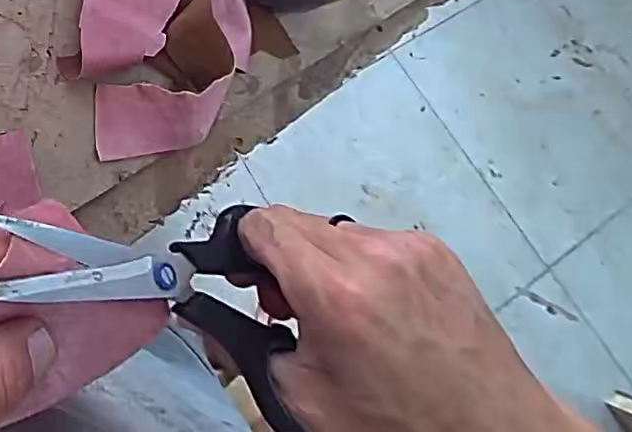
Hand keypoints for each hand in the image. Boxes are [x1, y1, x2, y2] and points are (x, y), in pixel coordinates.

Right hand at [238, 206, 591, 431]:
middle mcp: (370, 253)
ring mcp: (406, 244)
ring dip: (320, 256)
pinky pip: (372, 236)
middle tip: (288, 302)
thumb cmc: (398, 428)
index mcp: (334, 290)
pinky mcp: (432, 245)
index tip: (246, 273)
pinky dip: (360, 261)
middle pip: (294, 220)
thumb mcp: (304, 399)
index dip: (244, 245)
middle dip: (280, 254)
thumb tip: (200, 309)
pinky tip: (378, 305)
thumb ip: (240, 343)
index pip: (262, 223)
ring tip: (341, 309)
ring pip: (332, 227)